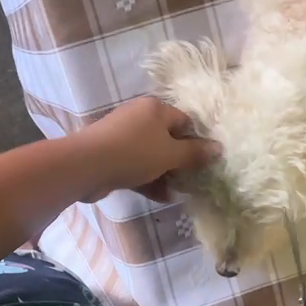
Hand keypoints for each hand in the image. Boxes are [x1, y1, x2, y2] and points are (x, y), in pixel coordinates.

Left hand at [72, 97, 219, 202]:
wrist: (87, 165)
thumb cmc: (134, 153)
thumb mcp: (170, 154)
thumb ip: (195, 153)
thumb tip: (219, 148)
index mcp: (155, 109)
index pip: (184, 121)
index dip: (196, 140)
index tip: (205, 161)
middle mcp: (138, 118)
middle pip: (167, 139)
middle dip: (180, 161)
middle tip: (193, 179)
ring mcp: (122, 138)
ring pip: (151, 156)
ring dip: (165, 174)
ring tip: (179, 192)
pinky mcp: (111, 157)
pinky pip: (136, 167)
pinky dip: (148, 180)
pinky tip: (162, 197)